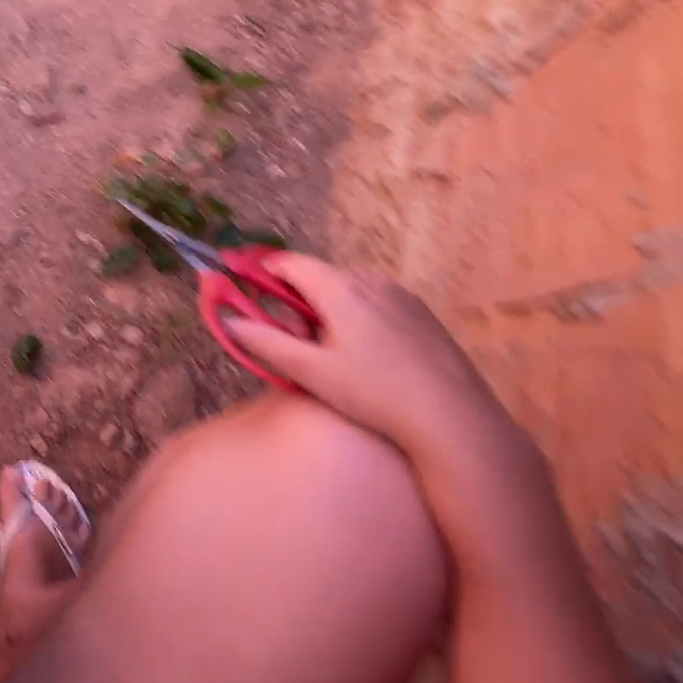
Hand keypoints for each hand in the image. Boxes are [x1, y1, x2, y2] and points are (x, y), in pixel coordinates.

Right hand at [224, 253, 524, 467]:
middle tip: (283, 331)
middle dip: (294, 295)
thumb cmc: (374, 393)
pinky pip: (375, 302)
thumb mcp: (309, 371)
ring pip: (348, 290)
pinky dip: (354, 315)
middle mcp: (372, 283)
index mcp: (341, 290)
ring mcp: (402, 297)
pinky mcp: (422, 315)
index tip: (241, 282)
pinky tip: (360, 353)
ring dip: (325, 306)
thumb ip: (263, 341)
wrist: (454, 418)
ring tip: (323, 347)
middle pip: (319, 276)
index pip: (290, 263)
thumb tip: (228, 320)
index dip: (261, 269)